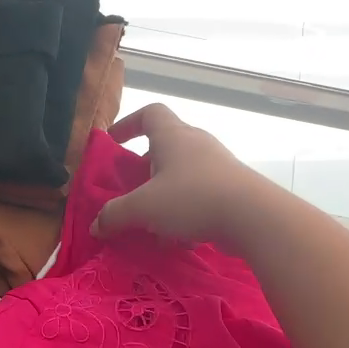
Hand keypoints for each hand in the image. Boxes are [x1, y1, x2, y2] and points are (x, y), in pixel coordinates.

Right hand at [92, 103, 280, 244]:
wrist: (252, 216)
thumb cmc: (191, 198)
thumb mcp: (142, 208)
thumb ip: (114, 215)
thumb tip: (96, 225)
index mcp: (173, 136)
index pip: (150, 114)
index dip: (128, 124)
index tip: (113, 143)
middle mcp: (196, 143)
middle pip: (164, 145)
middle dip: (142, 167)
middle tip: (128, 189)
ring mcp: (216, 164)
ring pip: (180, 172)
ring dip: (161, 190)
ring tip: (149, 217)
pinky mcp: (229, 187)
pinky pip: (197, 191)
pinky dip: (181, 207)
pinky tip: (175, 234)